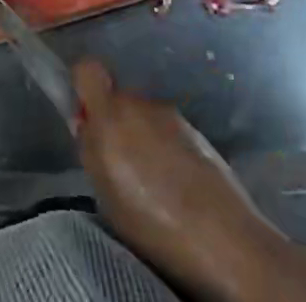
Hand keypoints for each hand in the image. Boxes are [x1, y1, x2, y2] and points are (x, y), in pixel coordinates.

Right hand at [75, 59, 305, 301]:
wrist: (223, 235)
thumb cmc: (150, 219)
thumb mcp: (104, 190)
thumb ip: (90, 146)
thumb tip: (85, 123)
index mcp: (111, 113)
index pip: (87, 70)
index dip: (82, 88)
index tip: (85, 118)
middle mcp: (141, 104)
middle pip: (118, 97)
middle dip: (114, 121)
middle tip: (116, 162)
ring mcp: (173, 115)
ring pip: (144, 116)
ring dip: (141, 136)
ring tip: (149, 181)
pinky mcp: (198, 132)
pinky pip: (168, 132)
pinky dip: (165, 149)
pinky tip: (174, 185)